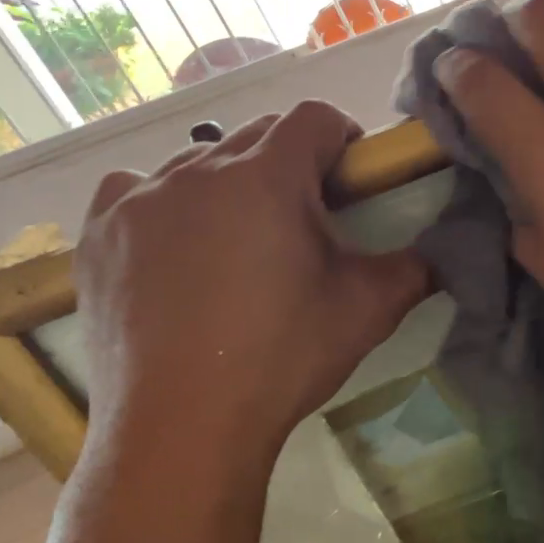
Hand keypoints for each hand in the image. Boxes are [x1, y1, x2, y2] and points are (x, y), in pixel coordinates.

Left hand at [75, 101, 431, 460]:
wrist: (184, 425)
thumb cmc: (284, 355)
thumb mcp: (370, 307)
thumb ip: (418, 265)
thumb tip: (444, 251)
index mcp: (267, 175)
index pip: (315, 117)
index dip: (345, 140)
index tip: (353, 185)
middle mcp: (197, 170)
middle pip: (259, 133)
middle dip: (292, 160)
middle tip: (309, 219)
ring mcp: (139, 200)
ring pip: (198, 160)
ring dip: (231, 181)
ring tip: (243, 238)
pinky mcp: (99, 236)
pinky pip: (135, 190)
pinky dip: (164, 202)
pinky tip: (177, 244)